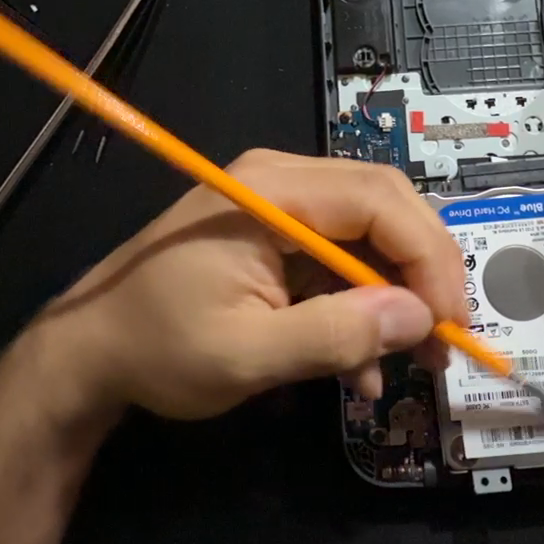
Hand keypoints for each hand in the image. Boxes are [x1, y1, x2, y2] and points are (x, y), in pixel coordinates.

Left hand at [39, 150, 466, 419]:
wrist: (92, 350)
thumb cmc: (159, 347)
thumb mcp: (246, 354)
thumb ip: (333, 336)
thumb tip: (419, 318)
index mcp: (272, 190)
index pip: (378, 199)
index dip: (428, 256)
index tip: (451, 323)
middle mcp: (283, 180)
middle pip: (384, 205)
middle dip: (423, 270)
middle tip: (446, 338)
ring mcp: (281, 204)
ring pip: (370, 232)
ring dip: (396, 294)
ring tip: (412, 362)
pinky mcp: (278, 234)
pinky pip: (341, 256)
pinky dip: (361, 304)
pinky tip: (360, 363)